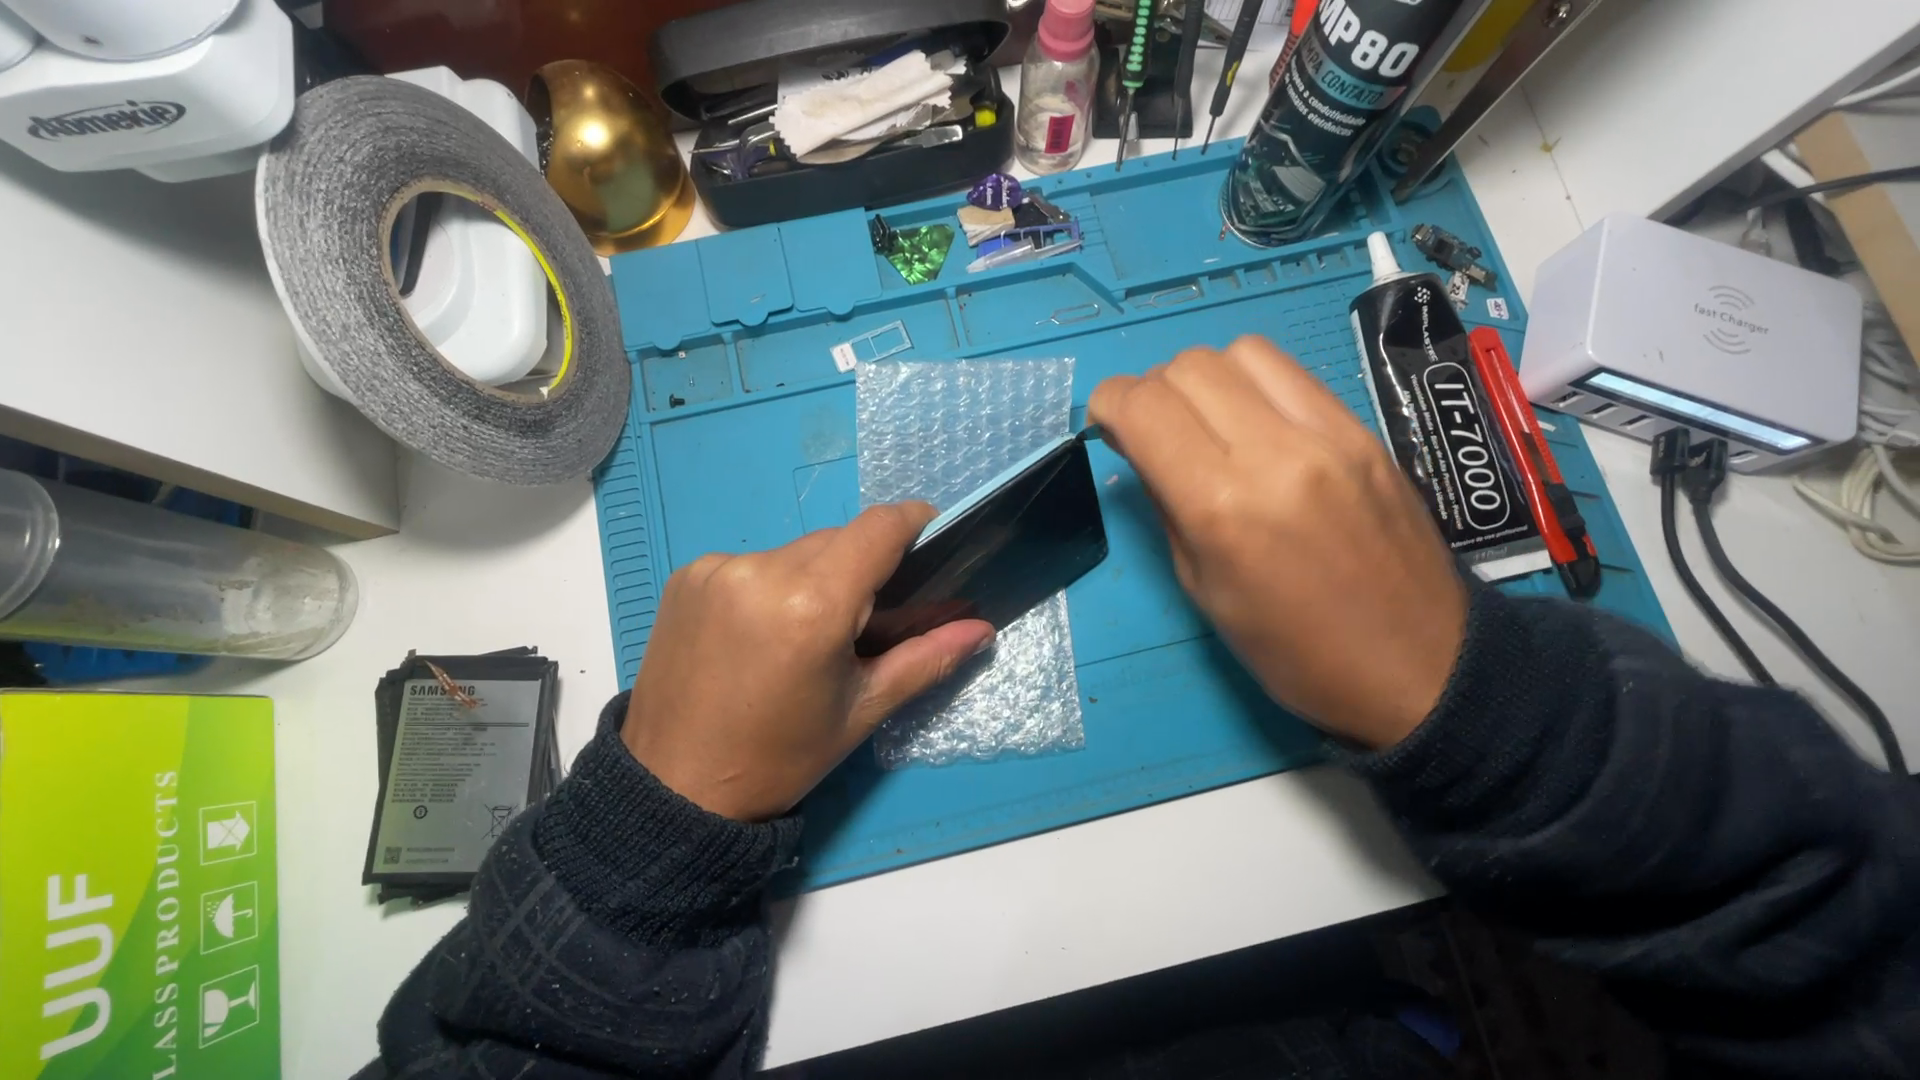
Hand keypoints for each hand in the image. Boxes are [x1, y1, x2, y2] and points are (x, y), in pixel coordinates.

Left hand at [622, 503, 993, 821]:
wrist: (673, 788)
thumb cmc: (779, 757)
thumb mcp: (862, 710)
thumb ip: (927, 659)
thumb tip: (982, 628)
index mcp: (812, 604)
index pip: (879, 528)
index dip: (914, 522)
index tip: (931, 537)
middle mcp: (762, 569)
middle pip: (838, 540)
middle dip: (864, 568)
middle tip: (866, 621)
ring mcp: (717, 568)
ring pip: (796, 551)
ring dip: (816, 577)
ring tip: (807, 634)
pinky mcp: (688, 576)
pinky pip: (754, 563)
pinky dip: (773, 584)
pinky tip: (763, 631)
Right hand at [1088, 336, 1466, 749]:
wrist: (1417, 667)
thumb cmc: (1290, 650)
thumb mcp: (1201, 587)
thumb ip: (1165, 503)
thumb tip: (1141, 446)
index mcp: (1220, 505)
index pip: (1142, 405)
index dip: (1108, 405)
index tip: (1109, 428)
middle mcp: (1272, 451)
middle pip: (1186, 366)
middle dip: (1152, 392)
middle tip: (1157, 434)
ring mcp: (1327, 432)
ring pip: (1238, 352)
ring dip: (1205, 379)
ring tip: (1209, 422)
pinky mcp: (1364, 428)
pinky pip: (1290, 371)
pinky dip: (1253, 383)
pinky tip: (1257, 424)